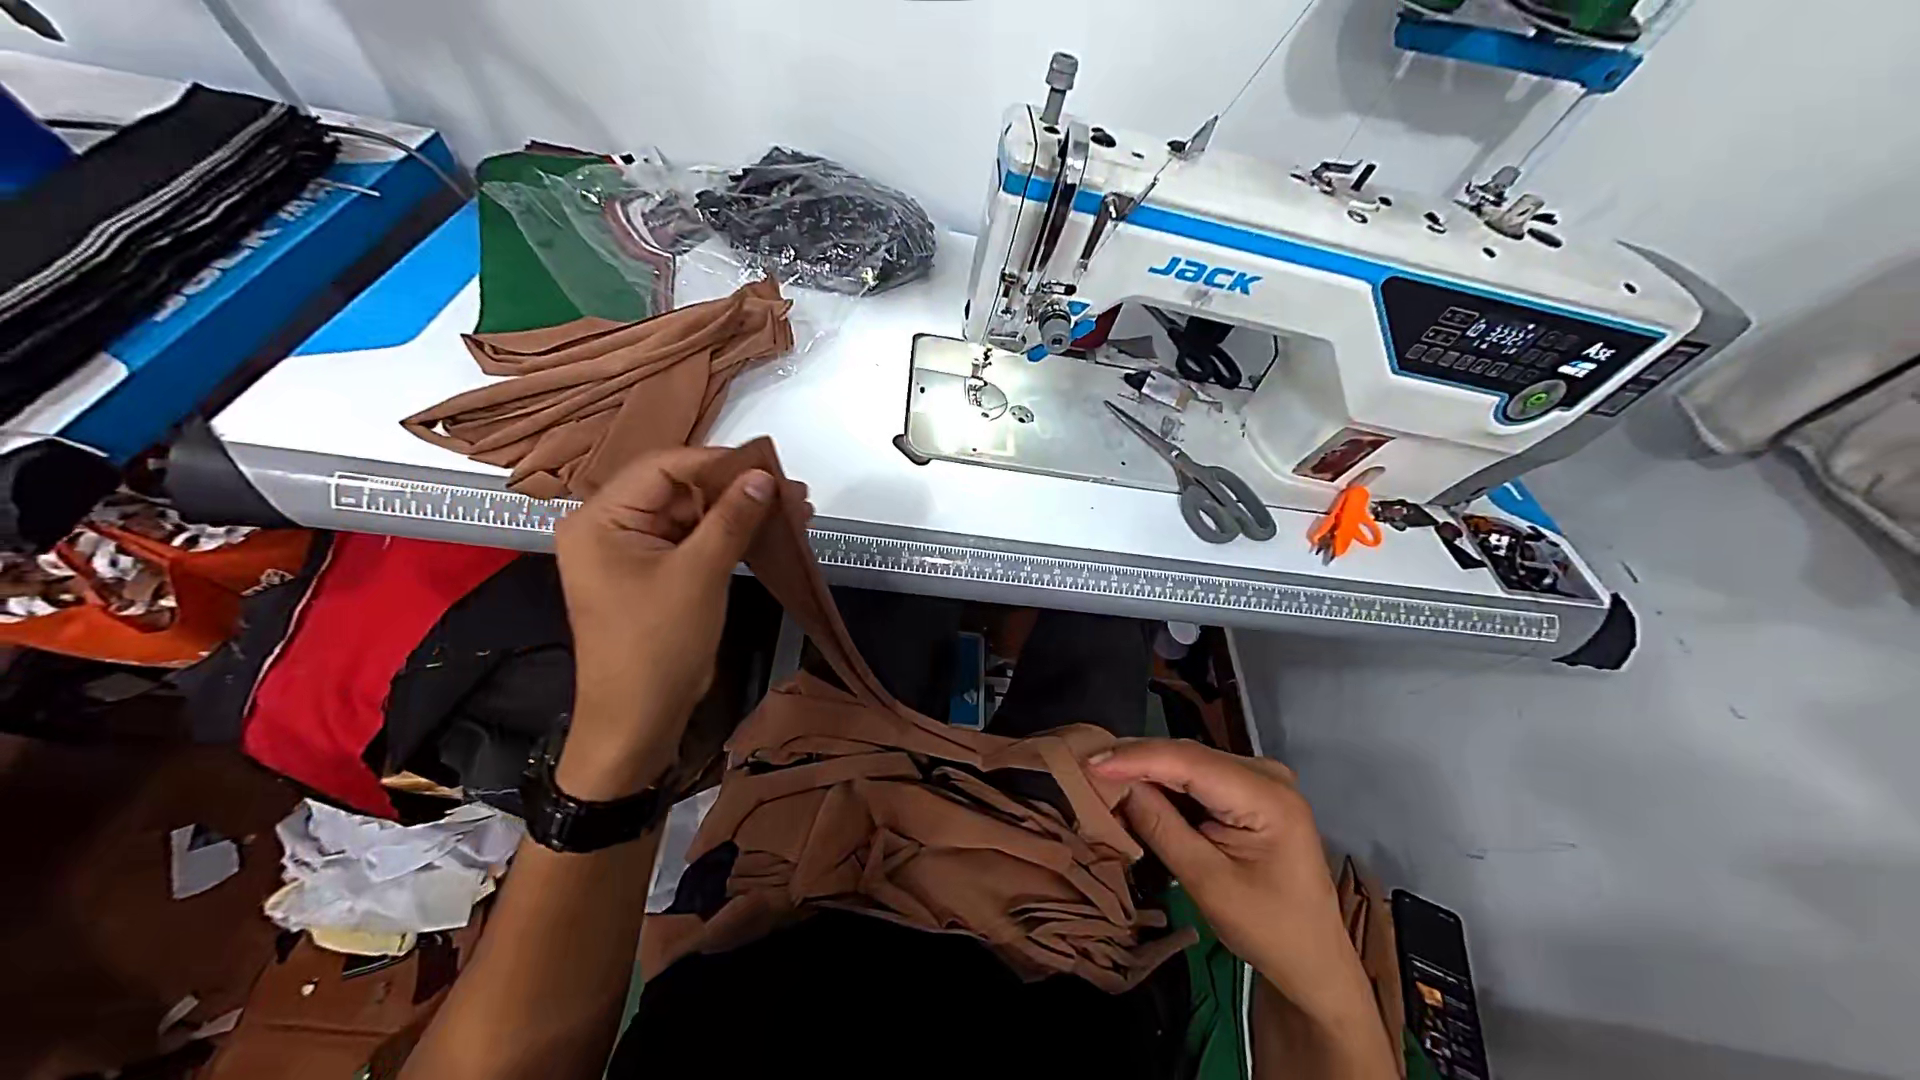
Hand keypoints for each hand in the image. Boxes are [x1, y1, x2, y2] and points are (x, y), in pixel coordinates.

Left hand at [552, 447, 776, 798]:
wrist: (640, 719)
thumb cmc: (656, 646)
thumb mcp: (698, 575)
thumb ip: (731, 519)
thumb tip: (763, 477)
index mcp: (601, 519)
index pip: (663, 467)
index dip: (717, 463)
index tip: (768, 466)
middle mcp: (612, 526)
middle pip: (680, 488)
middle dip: (736, 489)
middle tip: (789, 489)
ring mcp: (637, 550)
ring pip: (694, 514)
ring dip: (740, 512)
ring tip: (792, 509)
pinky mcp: (659, 571)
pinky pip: (697, 539)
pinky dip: (732, 535)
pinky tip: (771, 531)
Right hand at [1090, 740, 1379, 1028]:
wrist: (1313, 960)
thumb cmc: (1267, 928)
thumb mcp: (1206, 881)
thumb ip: (1160, 826)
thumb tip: (1114, 783)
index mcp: (1268, 795)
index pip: (1189, 762)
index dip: (1135, 758)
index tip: (1088, 762)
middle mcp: (1265, 772)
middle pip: (1187, 755)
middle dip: (1134, 760)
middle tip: (1085, 768)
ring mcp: (1259, 777)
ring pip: (1187, 761)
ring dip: (1145, 769)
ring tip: (1100, 774)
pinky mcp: (1248, 788)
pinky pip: (1196, 775)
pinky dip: (1163, 781)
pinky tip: (1133, 785)